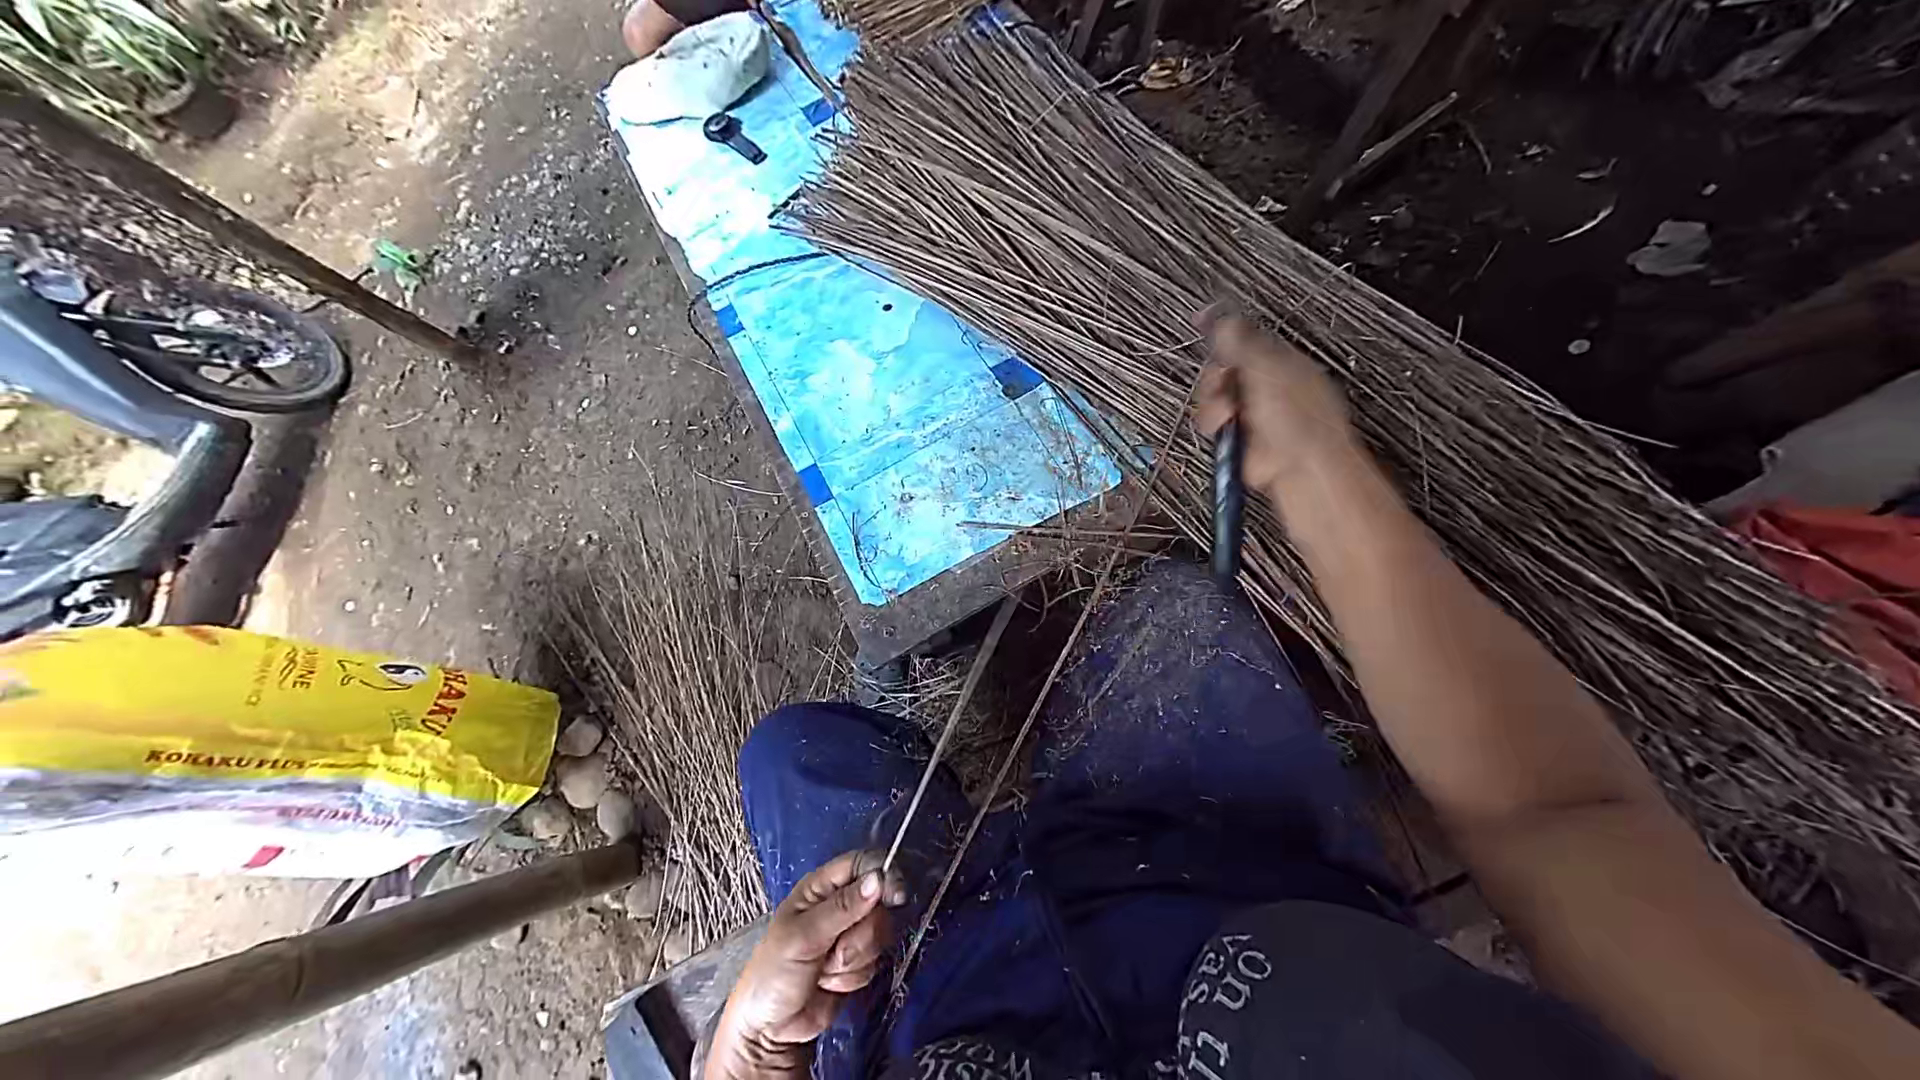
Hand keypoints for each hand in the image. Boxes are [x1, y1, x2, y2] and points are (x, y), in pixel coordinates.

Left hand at [706, 851, 905, 1079]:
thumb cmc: (773, 972)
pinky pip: (875, 960)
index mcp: (821, 886)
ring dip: (855, 958)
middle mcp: (840, 903)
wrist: (769, 1029)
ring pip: (879, 933)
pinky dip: (854, 976)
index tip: (895, 895)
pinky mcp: (858, 960)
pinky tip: (830, 982)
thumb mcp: (803, 936)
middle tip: (836, 948)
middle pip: (878, 901)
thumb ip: (842, 908)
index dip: (882, 875)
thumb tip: (878, 880)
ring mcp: (851, 932)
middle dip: (862, 932)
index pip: (862, 863)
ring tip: (825, 969)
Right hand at [1193, 312, 1360, 496]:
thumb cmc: (1300, 420)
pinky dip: (1212, 423)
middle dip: (1216, 374)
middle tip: (1221, 380)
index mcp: (1280, 363)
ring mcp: (1250, 413)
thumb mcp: (1269, 369)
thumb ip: (1243, 342)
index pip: (1246, 337)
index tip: (1202, 319)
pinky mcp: (1237, 436)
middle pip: (1223, 367)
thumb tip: (1224, 319)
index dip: (1224, 330)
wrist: (1300, 467)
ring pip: (1214, 396)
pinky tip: (1224, 426)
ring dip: (1213, 402)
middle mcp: (1265, 386)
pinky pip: (1211, 422)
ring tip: (1227, 412)